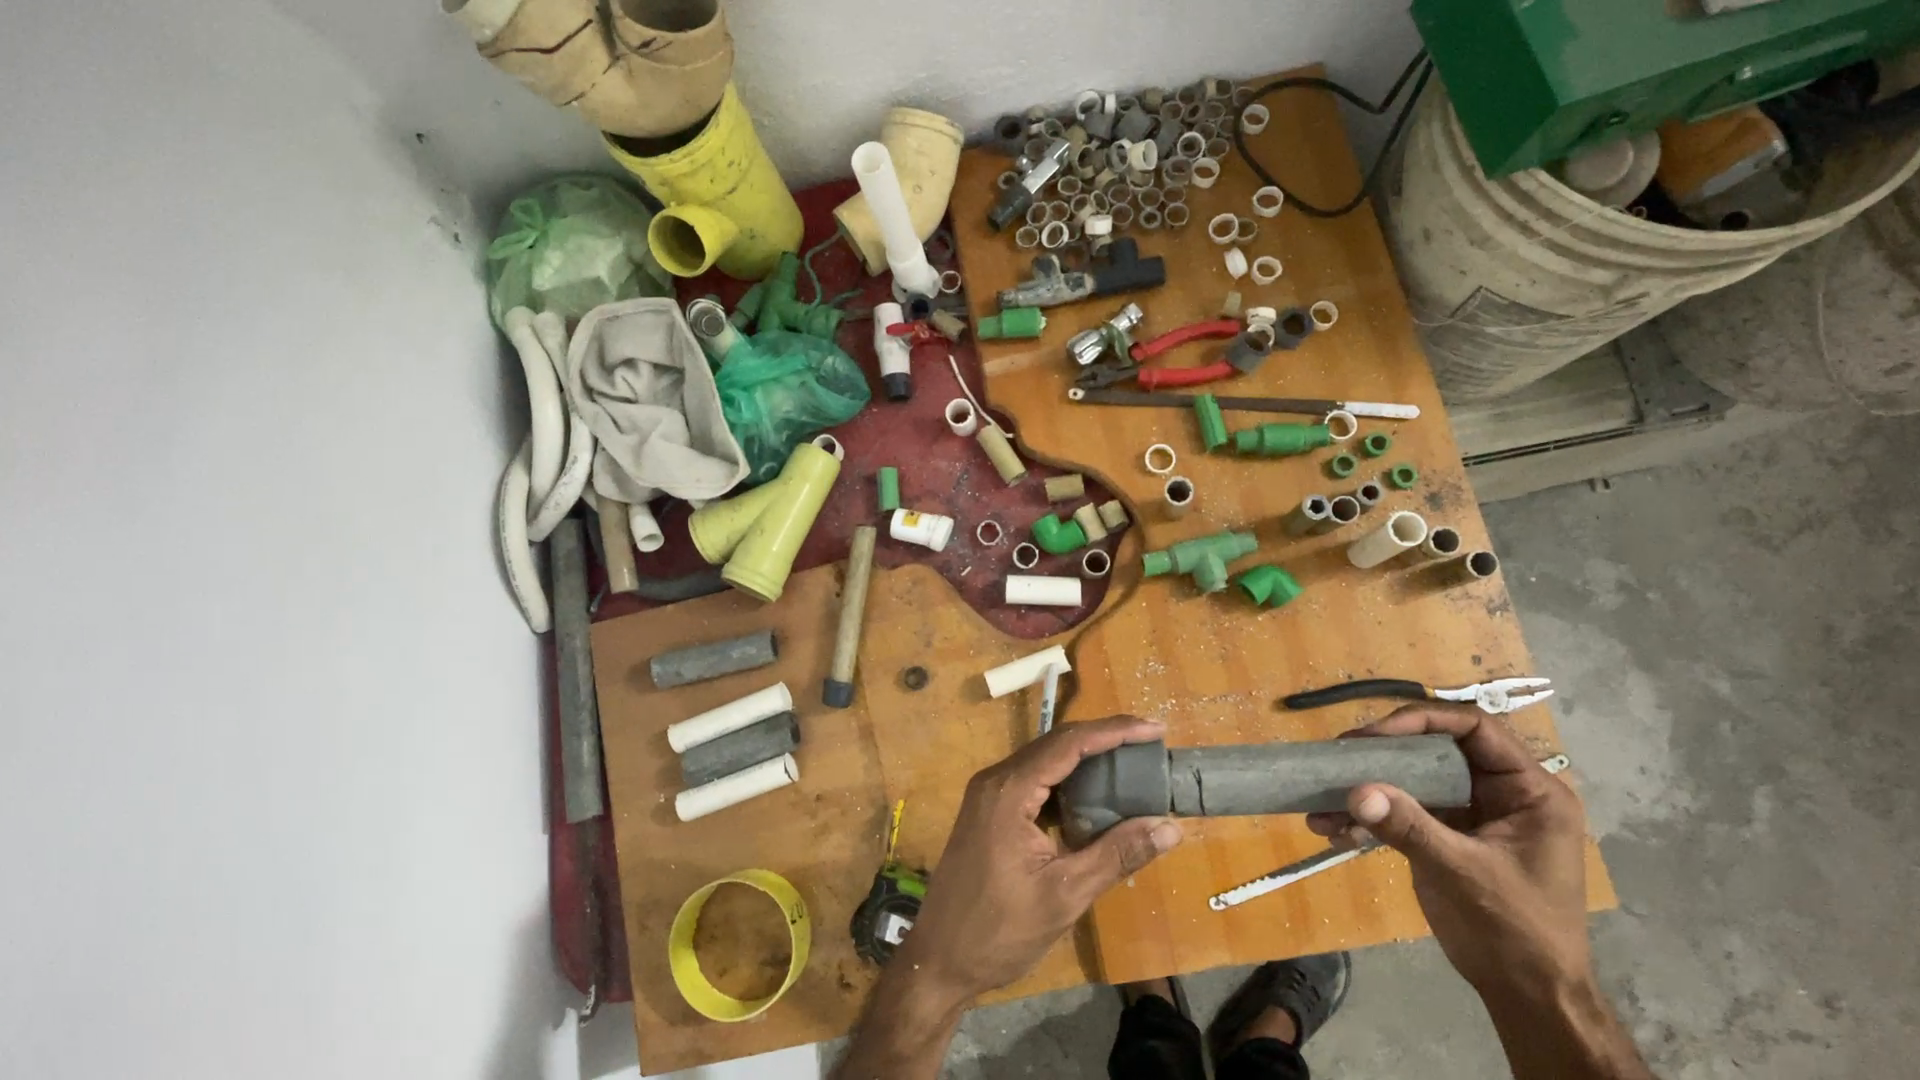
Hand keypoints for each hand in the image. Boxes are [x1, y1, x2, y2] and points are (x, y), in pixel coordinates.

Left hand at [897, 716, 1184, 1003]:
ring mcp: (989, 796)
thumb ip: (1117, 855)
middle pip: (1056, 745)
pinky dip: (1069, 786)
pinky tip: (1097, 801)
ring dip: (1087, 762)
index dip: (1114, 731)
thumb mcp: (1065, 895)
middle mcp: (995, 782)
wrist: (940, 960)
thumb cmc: (999, 930)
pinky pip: (1035, 784)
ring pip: (1046, 763)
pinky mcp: (990, 814)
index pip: (1068, 743)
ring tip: (1132, 767)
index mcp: (1008, 791)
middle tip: (1150, 746)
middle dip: (1105, 741)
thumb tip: (1170, 827)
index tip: (1156, 729)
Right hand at [1307, 705, 1591, 1000]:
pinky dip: (1367, 821)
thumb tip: (1356, 791)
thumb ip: (1411, 828)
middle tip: (1339, 758)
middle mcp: (1499, 793)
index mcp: (1528, 790)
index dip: (1424, 722)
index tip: (1375, 735)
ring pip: (1410, 783)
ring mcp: (1469, 815)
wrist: (1528, 995)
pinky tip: (1332, 831)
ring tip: (1320, 802)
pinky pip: (1401, 814)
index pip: (1475, 729)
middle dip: (1383, 756)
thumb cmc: (1518, 931)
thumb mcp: (1465, 874)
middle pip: (1434, 752)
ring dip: (1365, 791)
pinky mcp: (1443, 838)